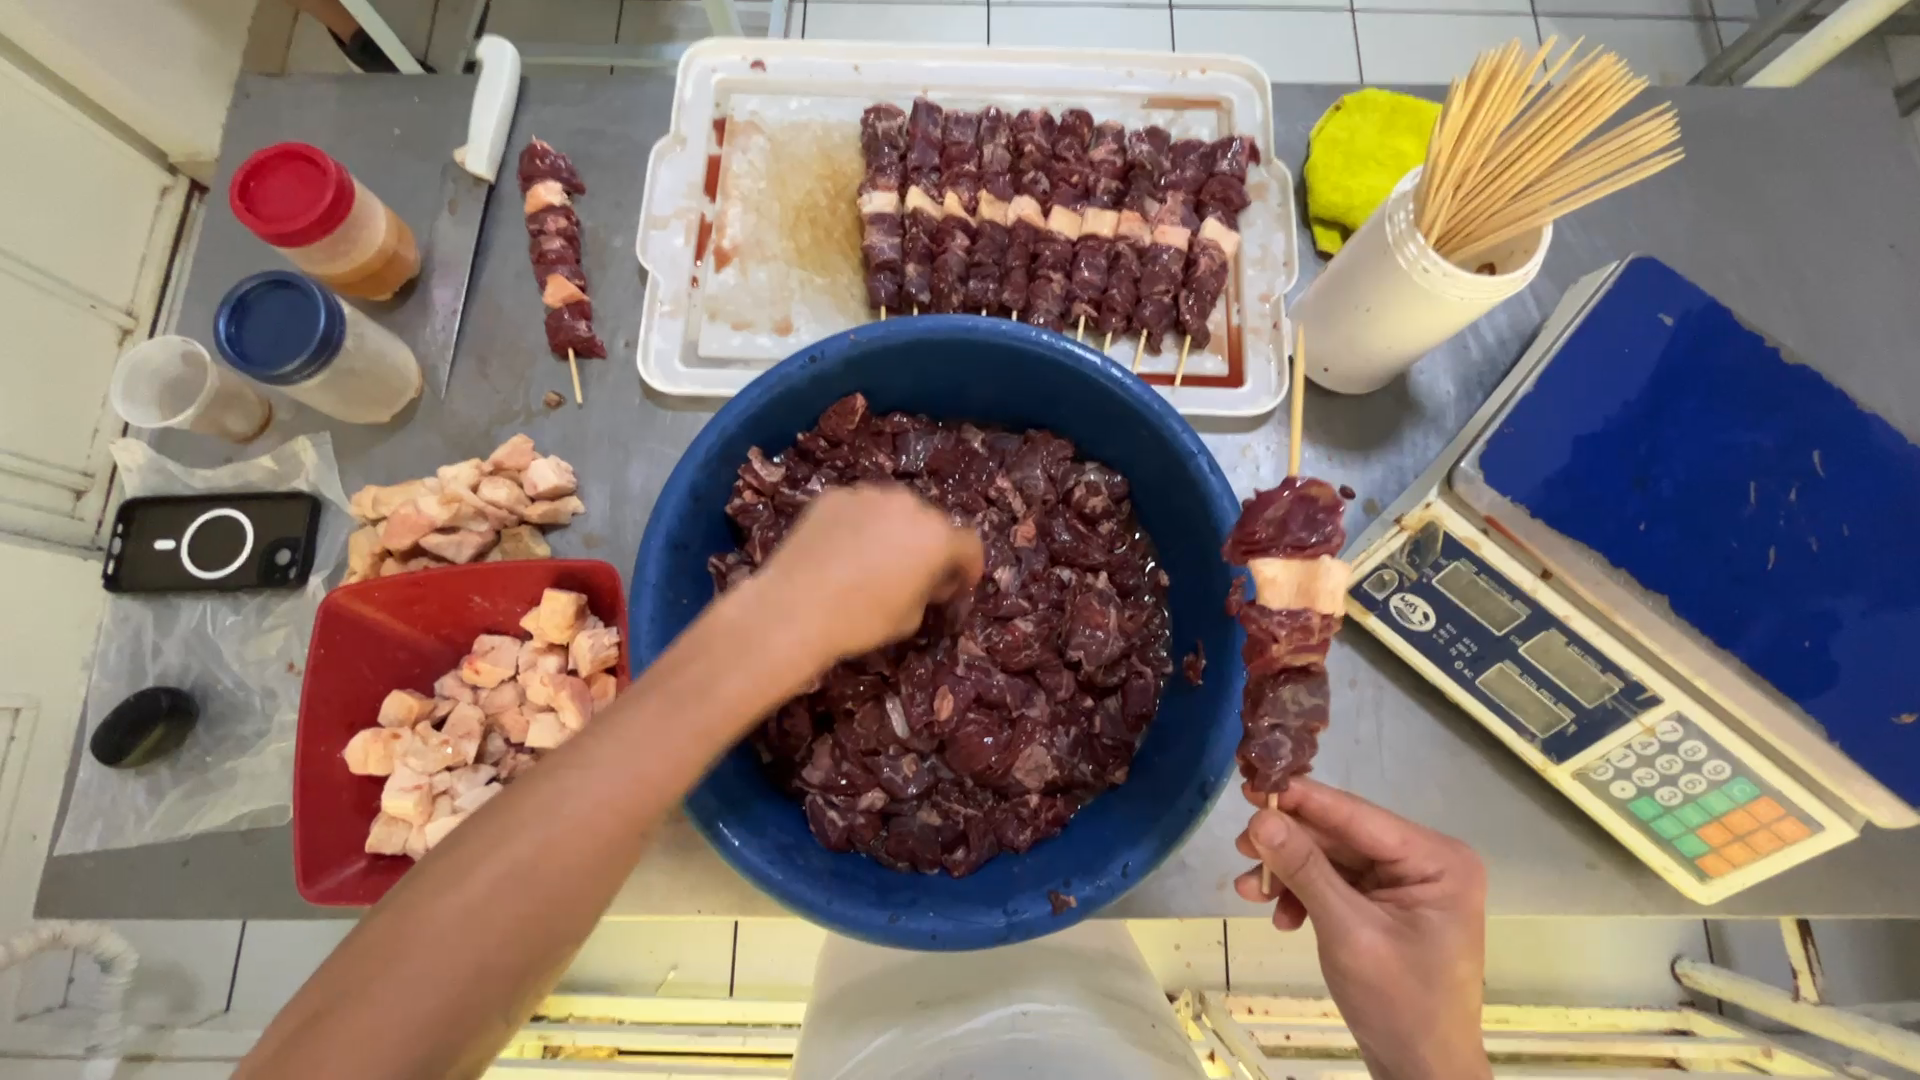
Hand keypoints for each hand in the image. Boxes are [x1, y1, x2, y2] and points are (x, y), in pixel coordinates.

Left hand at [750, 484, 983, 662]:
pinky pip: (859, 508)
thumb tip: (930, 580)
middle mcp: (909, 504)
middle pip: (931, 522)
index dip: (968, 566)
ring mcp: (869, 494)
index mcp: (937, 536)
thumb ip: (930, 591)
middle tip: (915, 572)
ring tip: (875, 558)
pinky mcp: (834, 495)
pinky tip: (842, 550)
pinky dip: (860, 524)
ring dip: (895, 529)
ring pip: (894, 509)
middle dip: (929, 545)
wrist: (792, 608)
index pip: (969, 544)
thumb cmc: (861, 620)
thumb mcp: (910, 617)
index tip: (958, 584)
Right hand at [1235, 778, 1489, 1079]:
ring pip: (1327, 856)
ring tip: (1248, 890)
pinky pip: (1330, 880)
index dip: (1300, 799)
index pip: (1354, 814)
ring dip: (1286, 872)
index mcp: (1435, 858)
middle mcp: (1422, 859)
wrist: (1421, 1075)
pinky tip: (1278, 916)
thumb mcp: (1347, 931)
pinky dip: (1300, 894)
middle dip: (1286, 846)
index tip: (1250, 786)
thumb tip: (1260, 816)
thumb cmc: (1400, 1004)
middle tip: (1240, 846)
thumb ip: (1303, 868)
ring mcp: (1402, 881)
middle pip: (1337, 834)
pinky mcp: (1382, 902)